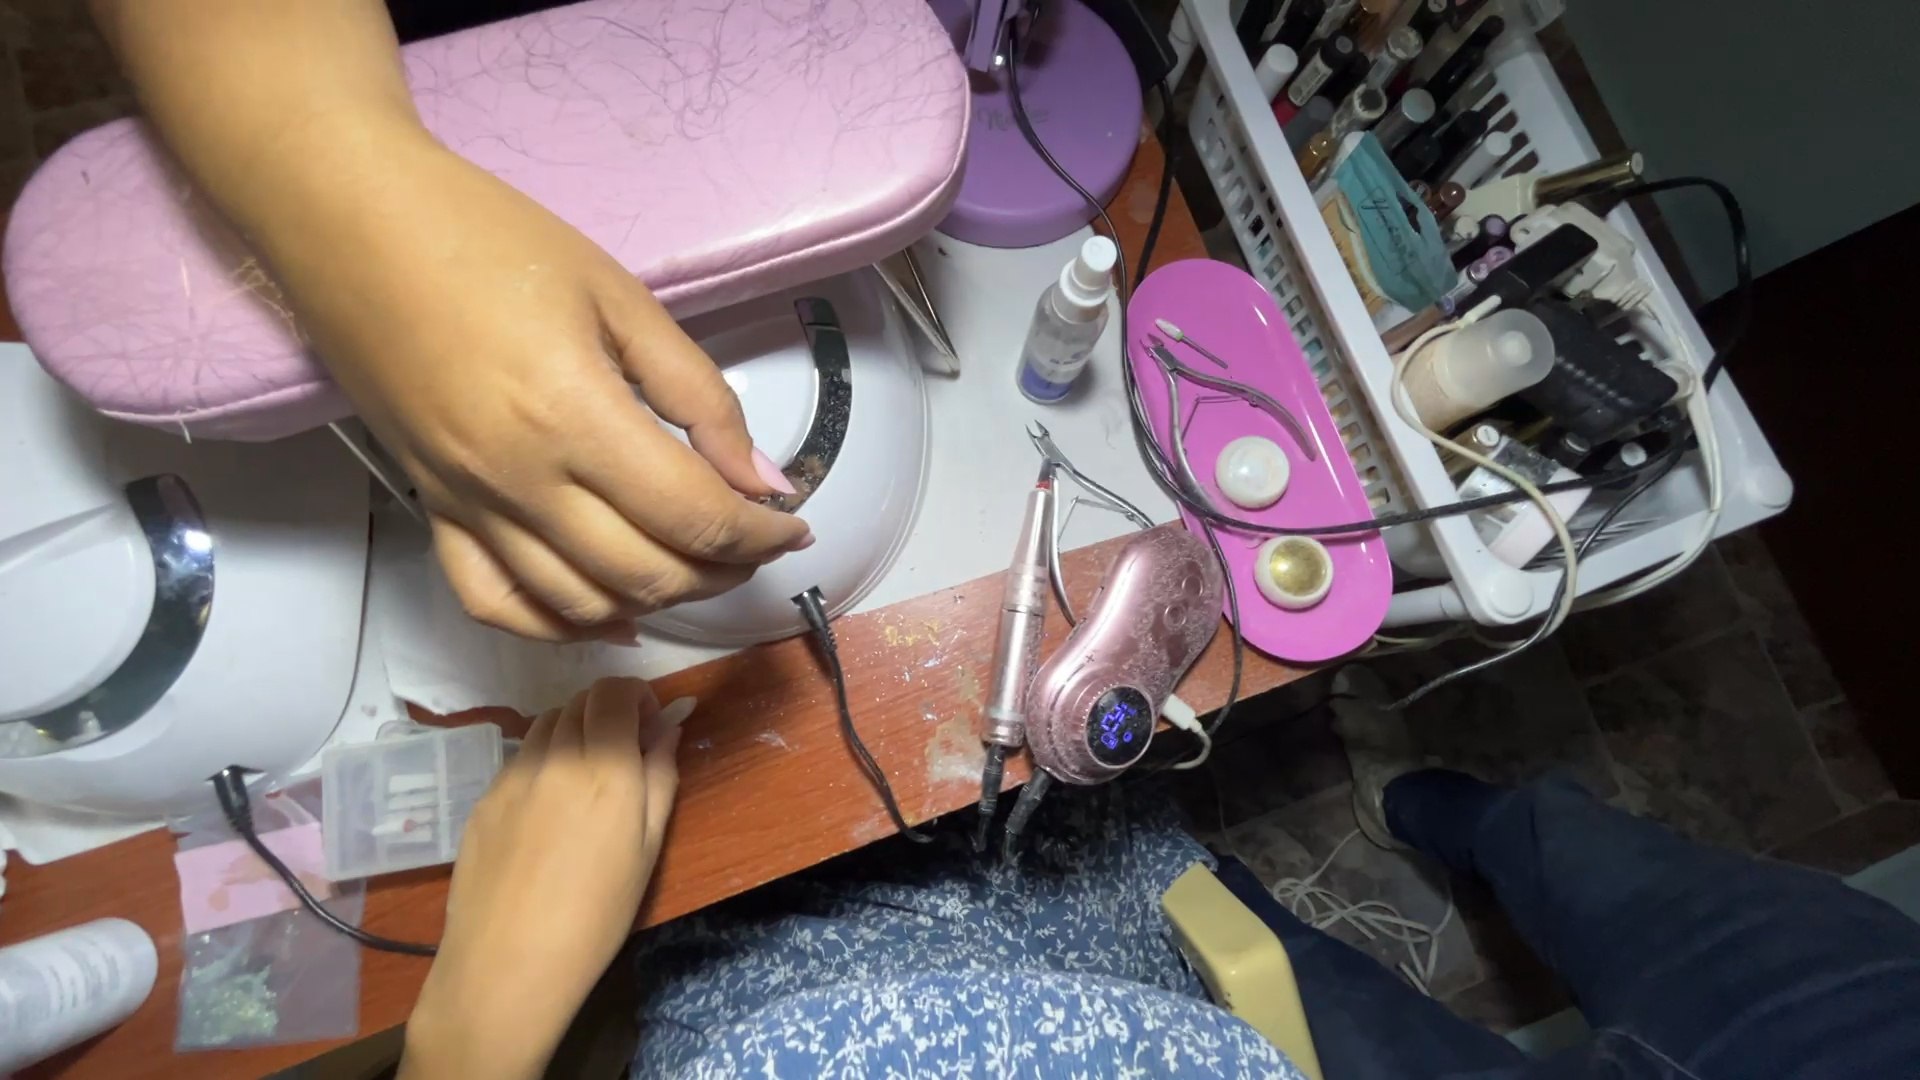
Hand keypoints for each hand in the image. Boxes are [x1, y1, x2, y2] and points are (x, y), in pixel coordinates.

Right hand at [256, 131, 811, 640]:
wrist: (346, 217)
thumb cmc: (498, 243)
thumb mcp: (627, 304)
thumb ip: (706, 401)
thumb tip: (766, 482)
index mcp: (576, 419)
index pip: (697, 517)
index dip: (762, 535)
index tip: (795, 527)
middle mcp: (520, 483)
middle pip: (650, 574)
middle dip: (726, 571)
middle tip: (759, 544)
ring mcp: (468, 506)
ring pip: (585, 604)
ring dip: (663, 602)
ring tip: (705, 569)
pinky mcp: (431, 510)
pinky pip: (496, 603)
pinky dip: (563, 627)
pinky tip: (613, 618)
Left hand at [402, 678, 682, 1079]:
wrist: (507, 969)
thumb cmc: (599, 910)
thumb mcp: (650, 843)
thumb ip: (661, 773)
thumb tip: (668, 726)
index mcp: (606, 766)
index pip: (615, 691)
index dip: (636, 695)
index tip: (648, 725)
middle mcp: (557, 757)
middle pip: (582, 700)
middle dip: (609, 710)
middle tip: (623, 750)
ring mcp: (513, 776)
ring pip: (548, 721)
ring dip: (575, 729)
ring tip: (585, 774)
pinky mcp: (483, 799)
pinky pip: (520, 756)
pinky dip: (544, 757)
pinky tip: (549, 804)